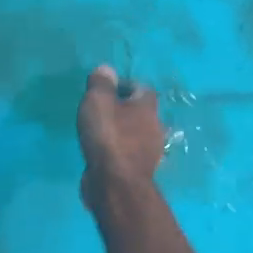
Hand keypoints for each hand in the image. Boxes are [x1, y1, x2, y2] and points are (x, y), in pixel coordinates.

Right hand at [76, 65, 164, 207]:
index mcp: (147, 110)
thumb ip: (101, 83)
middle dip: (124, 108)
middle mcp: (154, 129)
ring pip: (137, 133)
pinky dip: (119, 147)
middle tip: (100, 107)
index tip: (105, 87)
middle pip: (142, 112)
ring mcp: (150, 152)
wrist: (116, 183)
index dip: (125, 85)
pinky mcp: (139, 170)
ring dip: (122, 129)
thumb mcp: (97, 101)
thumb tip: (107, 69)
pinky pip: (130, 151)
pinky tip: (103, 149)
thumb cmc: (108, 135)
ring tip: (99, 128)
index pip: (143, 89)